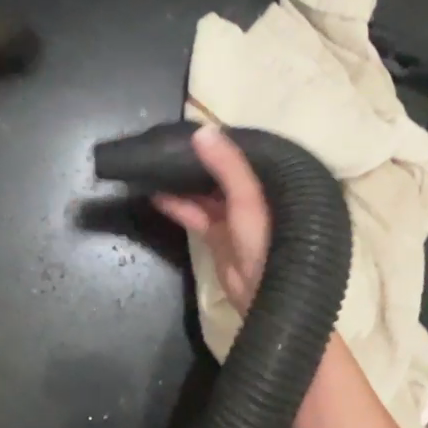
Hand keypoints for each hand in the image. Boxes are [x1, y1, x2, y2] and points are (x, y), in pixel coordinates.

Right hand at [151, 125, 270, 316]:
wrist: (265, 300)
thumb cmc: (266, 244)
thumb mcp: (248, 201)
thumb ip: (227, 167)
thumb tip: (201, 131)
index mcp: (273, 183)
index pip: (245, 153)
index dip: (222, 141)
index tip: (192, 126)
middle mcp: (256, 197)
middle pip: (223, 172)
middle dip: (197, 160)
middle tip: (165, 144)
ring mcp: (236, 218)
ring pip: (205, 193)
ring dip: (182, 183)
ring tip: (154, 166)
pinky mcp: (218, 236)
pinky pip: (195, 214)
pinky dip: (177, 205)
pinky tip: (154, 194)